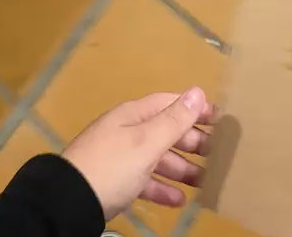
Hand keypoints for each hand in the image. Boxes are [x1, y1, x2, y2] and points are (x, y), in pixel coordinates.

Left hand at [61, 87, 217, 219]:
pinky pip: (145, 180)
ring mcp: (121, 156)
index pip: (169, 104)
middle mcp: (128, 130)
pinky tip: (179, 200)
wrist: (71, 198)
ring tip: (205, 181)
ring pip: (157, 157)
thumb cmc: (112, 164)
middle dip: (191, 141)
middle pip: (165, 130)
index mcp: (134, 115)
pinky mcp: (117, 181)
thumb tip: (197, 91)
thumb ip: (172, 120)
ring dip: (181, 167)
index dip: (193, 109)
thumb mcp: (145, 141)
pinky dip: (162, 187)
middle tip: (218, 154)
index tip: (220, 119)